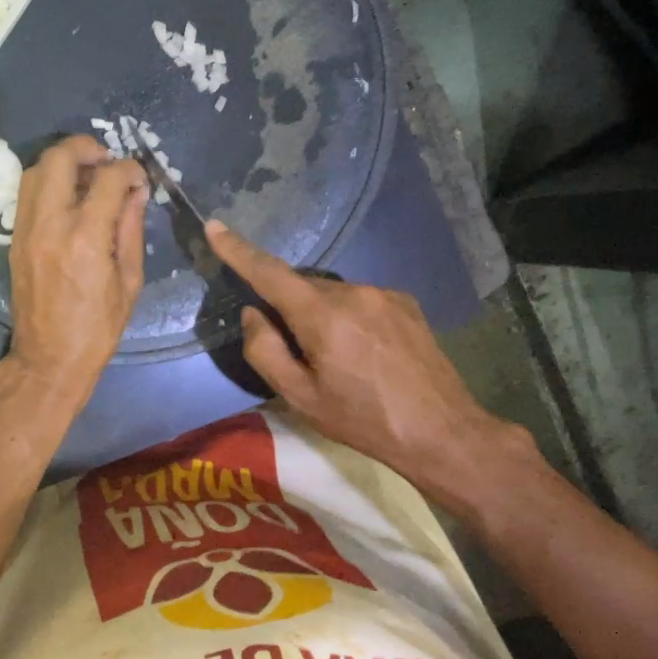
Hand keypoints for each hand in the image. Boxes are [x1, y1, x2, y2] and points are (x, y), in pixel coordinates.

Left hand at [5, 136, 148, 400]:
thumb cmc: (97, 328)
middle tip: (105, 161)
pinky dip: (46, 184)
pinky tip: (67, 198)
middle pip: (58, 159)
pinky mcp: (14, 240)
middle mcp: (50, 225)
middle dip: (85, 148)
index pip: (107, 179)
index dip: (128, 169)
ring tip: (86, 177)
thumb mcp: (128, 281)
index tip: (138, 177)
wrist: (48, 358)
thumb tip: (135, 192)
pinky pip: (26, 195)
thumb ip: (130, 229)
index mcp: (85, 238)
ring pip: (34, 171)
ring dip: (61, 163)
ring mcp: (25, 231)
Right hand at [204, 220, 515, 493]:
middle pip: (300, 286)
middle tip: (293, 353)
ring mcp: (384, 295)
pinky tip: (360, 352)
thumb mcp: (299, 397)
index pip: (269, 273)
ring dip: (317, 314)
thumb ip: (265, 351)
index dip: (238, 250)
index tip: (214, 226)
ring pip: (330, 293)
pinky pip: (358, 300)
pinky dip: (345, 317)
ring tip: (333, 359)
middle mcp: (354, 293)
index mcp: (323, 317)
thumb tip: (254, 314)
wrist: (443, 432)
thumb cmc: (362, 420)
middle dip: (286, 307)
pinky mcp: (405, 303)